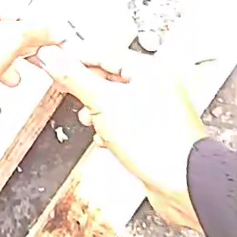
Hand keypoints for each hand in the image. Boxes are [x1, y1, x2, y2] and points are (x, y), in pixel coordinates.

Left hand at [0, 20, 59, 156]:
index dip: (40, 27)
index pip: (19, 14)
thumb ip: (34, 32)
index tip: (56, 40)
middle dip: (26, 47)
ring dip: (10, 64)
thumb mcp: (8, 39)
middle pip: (6, 34)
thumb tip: (54, 29)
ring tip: (20, 76)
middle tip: (43, 57)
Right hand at [33, 43, 204, 231]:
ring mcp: (159, 109)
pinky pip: (127, 120)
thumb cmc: (157, 144)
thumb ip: (75, 78)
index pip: (105, 52)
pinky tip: (104, 138)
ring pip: (118, 100)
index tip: (56, 62)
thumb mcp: (104, 104)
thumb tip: (53, 58)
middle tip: (66, 88)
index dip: (77, 58)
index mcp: (149, 69)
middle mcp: (158, 85)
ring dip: (98, 109)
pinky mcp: (157, 131)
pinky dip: (112, 127)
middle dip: (87, 86)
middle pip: (111, 76)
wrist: (183, 184)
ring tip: (88, 117)